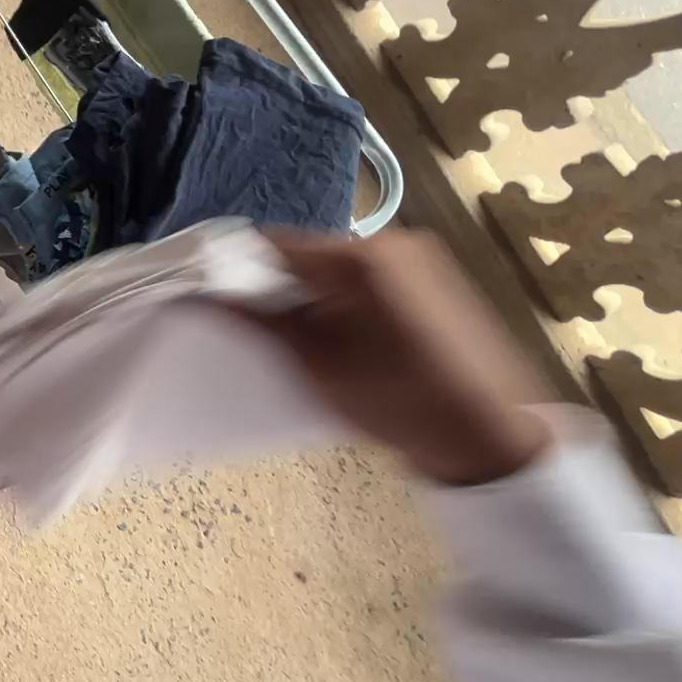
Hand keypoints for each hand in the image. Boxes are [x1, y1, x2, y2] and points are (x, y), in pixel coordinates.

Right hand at [240, 229, 552, 485]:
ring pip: (328, 267)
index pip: (267, 243)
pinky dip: (338, 300)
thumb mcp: (309, 361)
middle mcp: (388, 241)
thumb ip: (249, 317)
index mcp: (357, 255)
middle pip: (300, 254)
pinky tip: (341, 337)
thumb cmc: (392, 399)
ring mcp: (415, 258)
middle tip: (259, 329)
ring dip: (305, 295)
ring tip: (303, 339)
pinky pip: (359, 278)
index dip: (231, 269)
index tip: (210, 299)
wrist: (489, 440)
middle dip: (271, 286)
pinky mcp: (429, 279)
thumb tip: (193, 294)